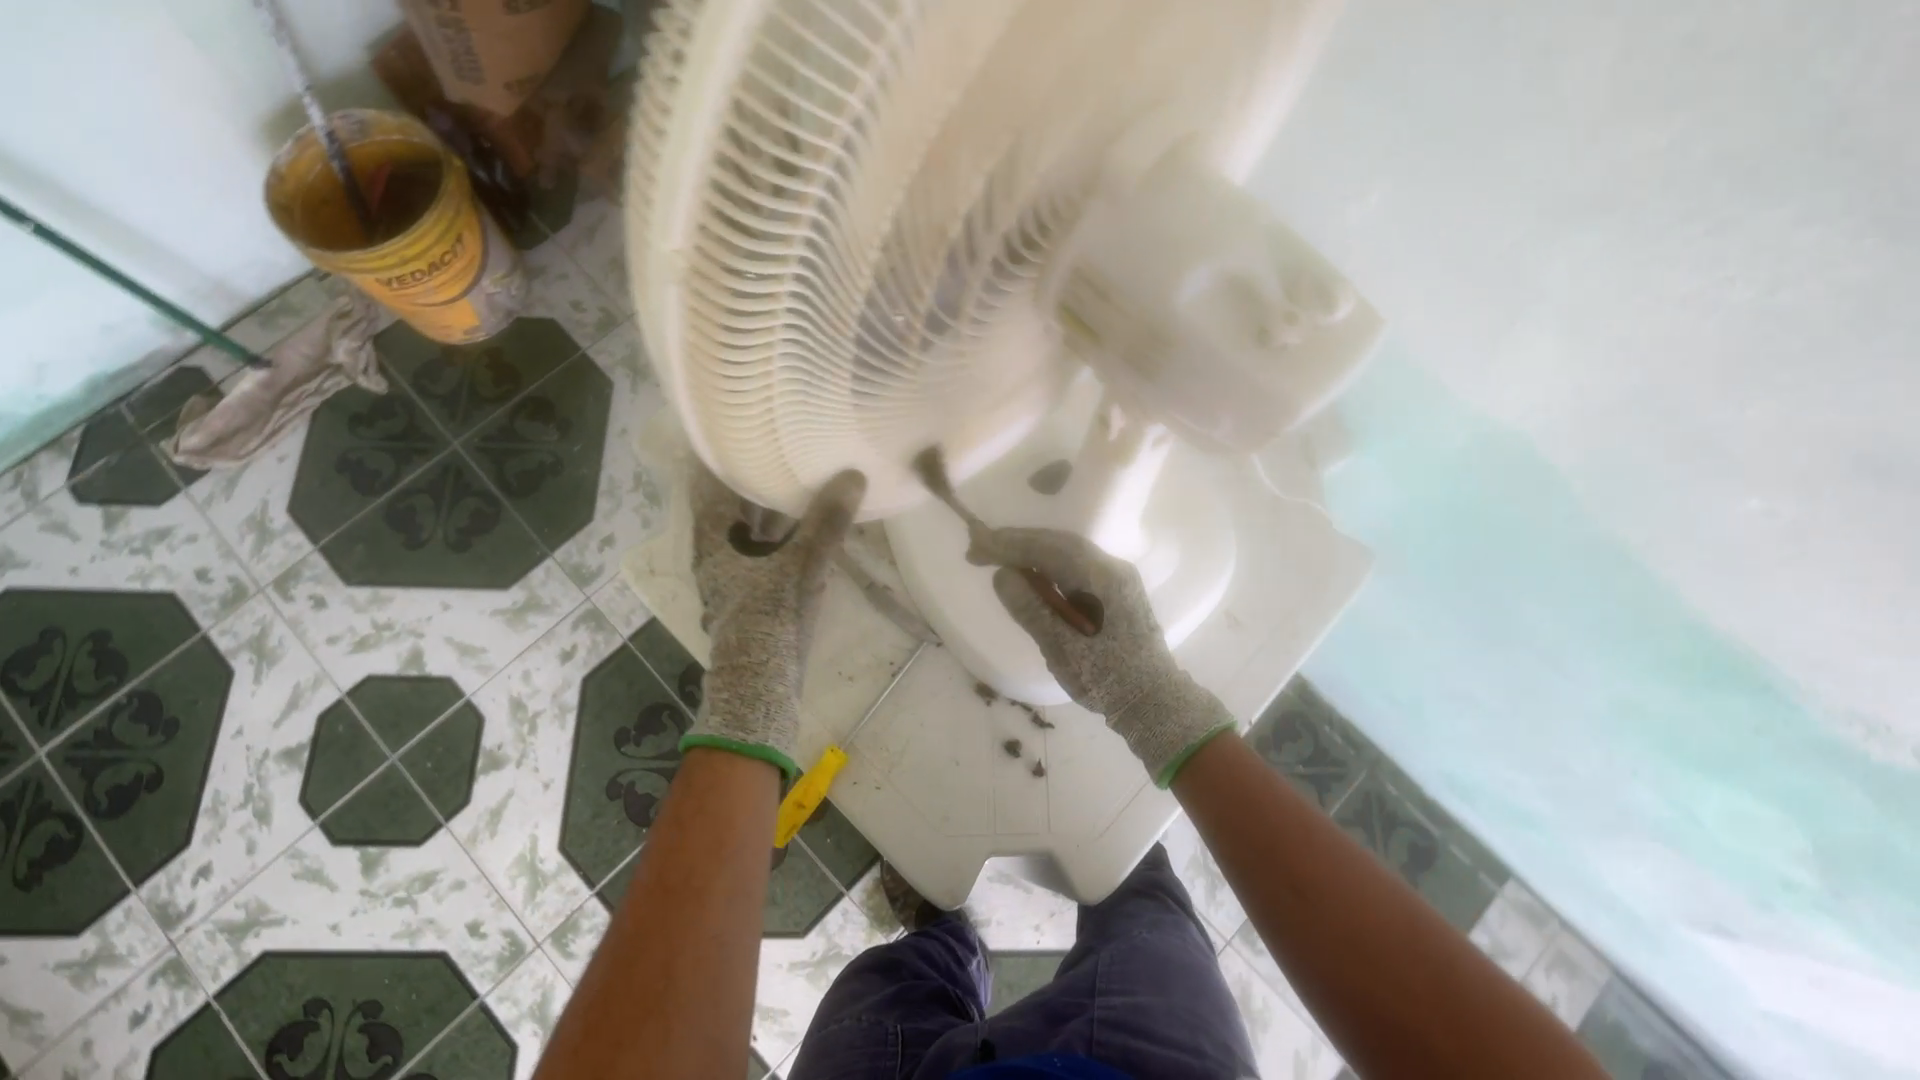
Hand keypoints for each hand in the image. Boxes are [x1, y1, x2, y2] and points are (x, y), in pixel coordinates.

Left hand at [680, 464, 866, 777]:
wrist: (760, 686)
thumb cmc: (769, 620)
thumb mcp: (802, 566)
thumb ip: (827, 521)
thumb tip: (853, 475)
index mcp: (713, 540)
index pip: (708, 482)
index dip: (720, 452)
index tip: (739, 422)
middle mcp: (717, 552)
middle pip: (731, 503)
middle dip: (753, 476)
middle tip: (780, 441)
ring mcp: (734, 575)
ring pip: (749, 528)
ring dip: (770, 505)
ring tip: (799, 473)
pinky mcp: (753, 594)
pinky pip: (766, 550)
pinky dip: (783, 533)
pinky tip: (810, 523)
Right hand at [967, 527, 1234, 786]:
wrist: (1153, 703)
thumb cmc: (1107, 679)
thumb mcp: (1061, 648)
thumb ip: (1031, 609)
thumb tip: (1003, 574)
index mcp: (1101, 577)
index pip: (1048, 547)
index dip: (1009, 544)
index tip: (976, 549)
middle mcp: (1112, 569)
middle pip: (1058, 544)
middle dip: (1017, 544)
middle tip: (980, 551)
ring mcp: (1117, 580)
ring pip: (1067, 554)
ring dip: (1031, 553)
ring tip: (998, 560)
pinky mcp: (1116, 595)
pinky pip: (1076, 569)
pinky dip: (1048, 567)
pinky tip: (1031, 578)